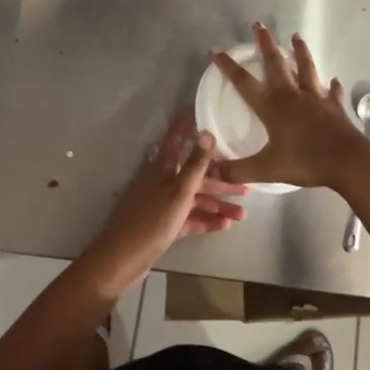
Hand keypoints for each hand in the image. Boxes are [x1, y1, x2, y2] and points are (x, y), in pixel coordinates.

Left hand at [78, 112, 248, 295]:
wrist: (123, 259)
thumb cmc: (152, 220)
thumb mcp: (179, 191)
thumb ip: (196, 163)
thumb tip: (207, 131)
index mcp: (163, 168)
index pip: (177, 138)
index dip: (188, 124)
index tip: (202, 110)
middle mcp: (163, 181)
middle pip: (195, 176)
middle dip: (221, 181)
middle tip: (246, 185)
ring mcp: (163, 204)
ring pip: (195, 199)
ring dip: (218, 205)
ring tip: (243, 214)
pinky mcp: (164, 225)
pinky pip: (189, 218)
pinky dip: (206, 221)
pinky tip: (225, 226)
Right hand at [213, 22, 369, 190]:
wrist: (348, 161)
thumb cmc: (305, 161)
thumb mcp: (267, 169)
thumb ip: (239, 170)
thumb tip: (214, 170)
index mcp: (273, 107)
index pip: (245, 82)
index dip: (229, 67)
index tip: (217, 51)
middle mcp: (293, 96)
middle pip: (276, 64)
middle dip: (265, 44)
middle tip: (259, 25)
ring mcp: (316, 99)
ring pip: (306, 68)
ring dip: (300, 52)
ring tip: (297, 36)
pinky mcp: (334, 107)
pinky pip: (332, 92)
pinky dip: (332, 85)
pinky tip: (333, 79)